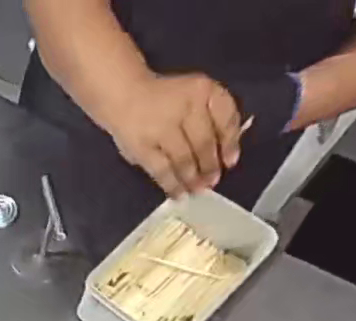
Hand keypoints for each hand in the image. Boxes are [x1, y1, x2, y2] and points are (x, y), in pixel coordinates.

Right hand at [102, 73, 242, 195]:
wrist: (125, 97)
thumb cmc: (165, 100)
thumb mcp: (193, 97)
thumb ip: (210, 118)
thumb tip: (224, 152)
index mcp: (202, 90)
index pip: (224, 117)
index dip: (230, 142)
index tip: (230, 162)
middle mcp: (185, 107)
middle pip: (204, 142)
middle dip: (209, 166)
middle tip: (211, 183)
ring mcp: (162, 129)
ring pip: (184, 159)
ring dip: (192, 178)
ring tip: (196, 191)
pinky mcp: (144, 148)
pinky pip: (162, 170)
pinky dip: (172, 185)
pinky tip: (178, 194)